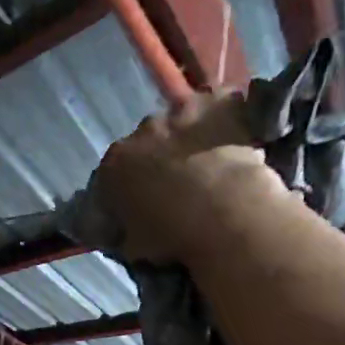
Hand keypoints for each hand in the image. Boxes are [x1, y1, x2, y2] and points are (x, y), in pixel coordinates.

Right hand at [95, 90, 288, 262]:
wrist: (226, 213)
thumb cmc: (171, 235)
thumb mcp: (132, 244)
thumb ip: (124, 229)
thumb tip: (126, 229)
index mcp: (112, 166)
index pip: (111, 175)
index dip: (124, 189)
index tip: (137, 203)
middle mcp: (141, 131)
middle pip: (146, 141)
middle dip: (156, 157)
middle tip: (174, 181)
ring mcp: (182, 110)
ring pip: (182, 120)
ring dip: (187, 135)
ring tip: (205, 159)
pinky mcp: (221, 101)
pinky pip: (219, 105)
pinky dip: (224, 117)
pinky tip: (232, 137)